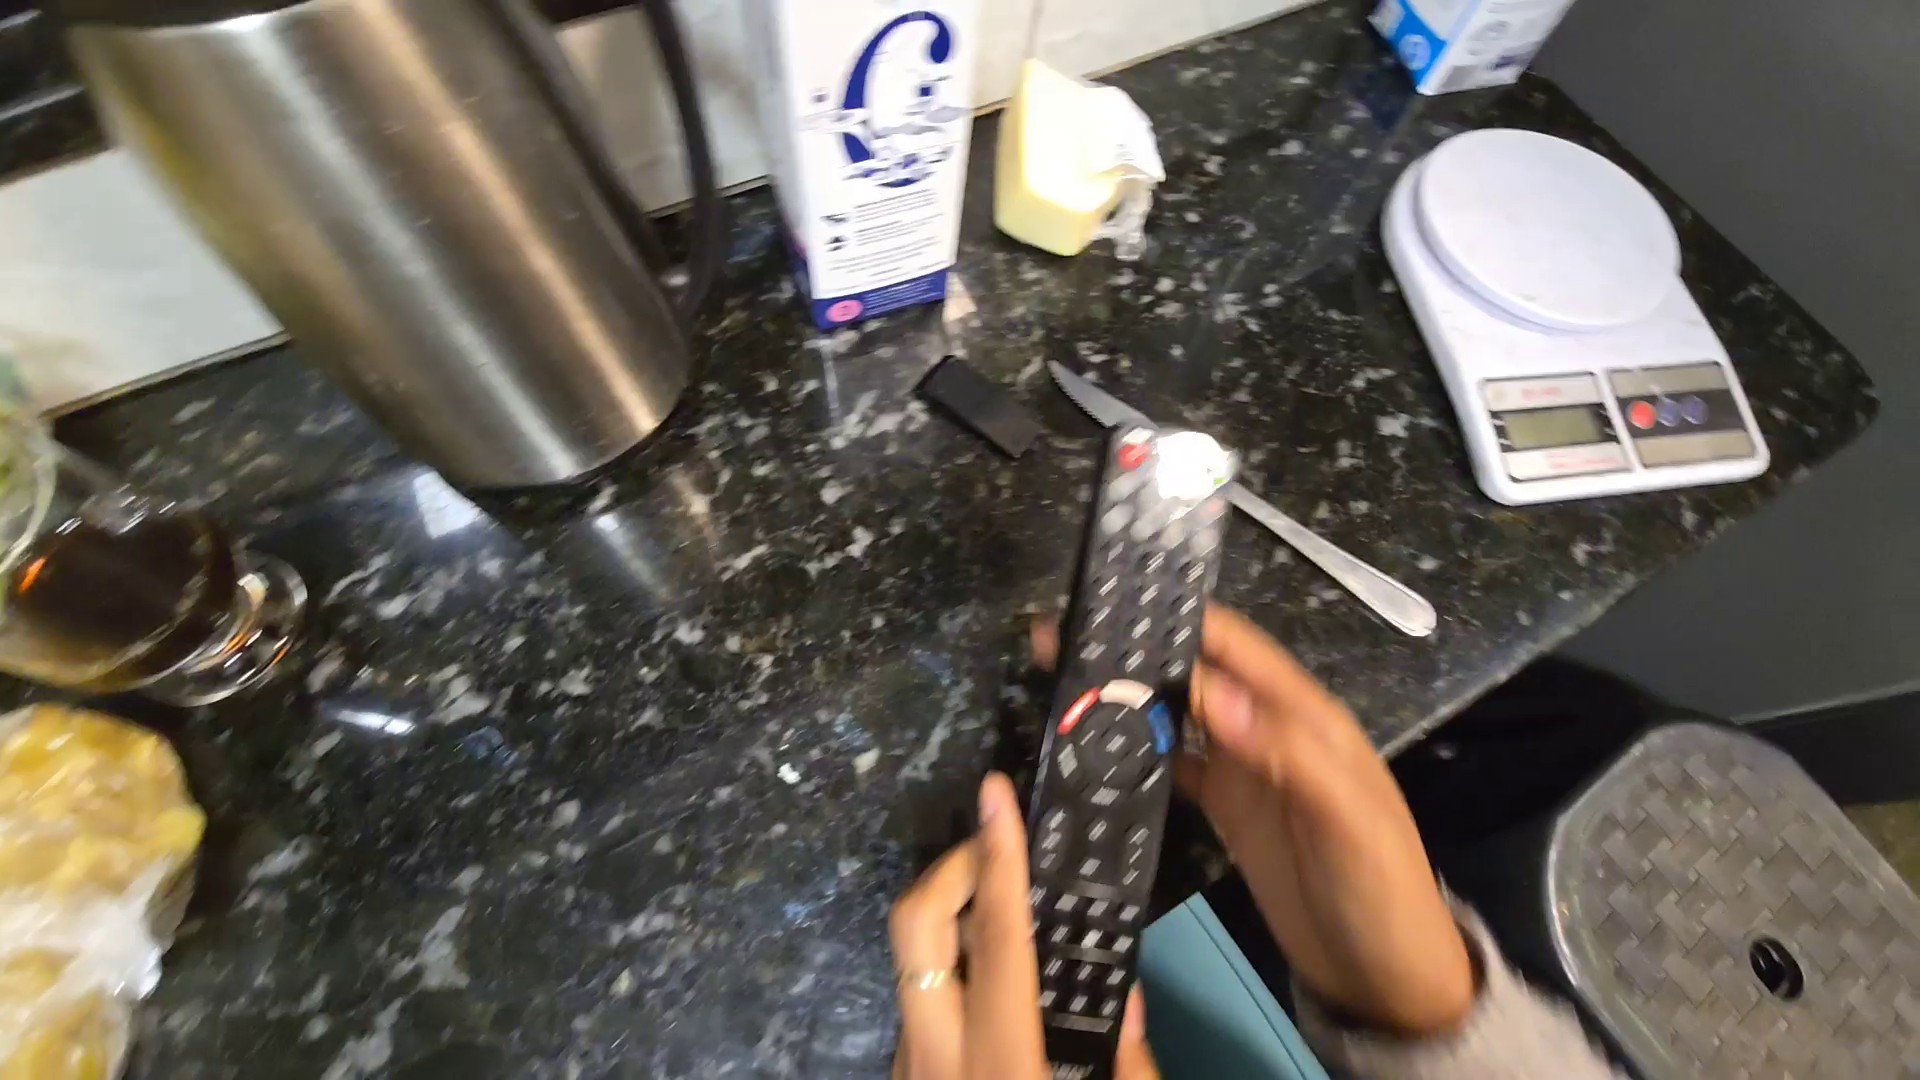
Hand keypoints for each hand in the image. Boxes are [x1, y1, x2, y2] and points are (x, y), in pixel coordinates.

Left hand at [889, 773, 1160, 1079]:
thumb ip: (1128, 1070)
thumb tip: (1128, 1000)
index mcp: (1000, 1062)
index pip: (998, 934)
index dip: (999, 856)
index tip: (995, 791)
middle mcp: (937, 1049)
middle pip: (917, 920)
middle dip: (954, 864)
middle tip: (997, 847)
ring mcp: (907, 1057)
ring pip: (910, 947)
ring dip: (949, 905)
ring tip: (998, 898)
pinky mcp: (899, 1067)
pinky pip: (916, 983)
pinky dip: (948, 952)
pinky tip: (986, 968)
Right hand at [1032, 608, 1473, 1036]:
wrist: (1381, 978)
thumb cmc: (1378, 889)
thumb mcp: (1349, 818)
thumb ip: (1287, 750)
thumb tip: (1209, 690)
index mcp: (1301, 713)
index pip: (1234, 647)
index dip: (1180, 619)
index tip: (1116, 602)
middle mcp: (1263, 725)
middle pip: (1193, 671)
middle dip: (1137, 649)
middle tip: (1066, 636)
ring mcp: (1238, 764)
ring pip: (1174, 711)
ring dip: (1127, 693)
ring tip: (1066, 675)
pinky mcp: (1220, 802)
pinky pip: (1171, 761)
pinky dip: (1134, 748)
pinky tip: (1094, 742)